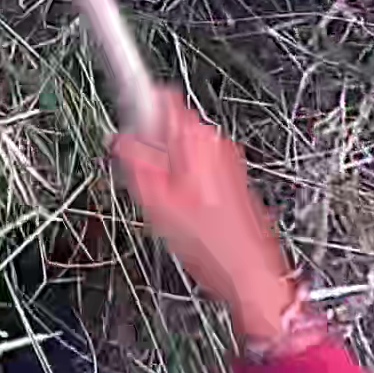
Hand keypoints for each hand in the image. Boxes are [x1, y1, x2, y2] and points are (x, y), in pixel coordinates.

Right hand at [109, 88, 296, 340]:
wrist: (254, 280)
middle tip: (141, 170)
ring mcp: (226, 156)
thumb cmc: (209, 241)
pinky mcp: (232, 174)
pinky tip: (182, 206)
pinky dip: (182, 172)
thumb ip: (131, 156)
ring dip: (165, 158)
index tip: (119, 92)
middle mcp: (213, 139)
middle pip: (166, 119)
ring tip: (164, 196)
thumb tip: (118, 137)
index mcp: (193, 136)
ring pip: (180, 141)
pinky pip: (195, 157)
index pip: (158, 93)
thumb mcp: (153, 197)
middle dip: (148, 138)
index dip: (134, 92)